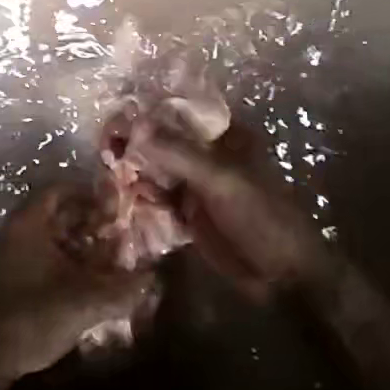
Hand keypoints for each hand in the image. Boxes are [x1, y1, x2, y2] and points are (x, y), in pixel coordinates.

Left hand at [0, 184, 156, 378]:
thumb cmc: (34, 314)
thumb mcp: (84, 301)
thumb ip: (122, 289)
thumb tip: (155, 276)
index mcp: (30, 222)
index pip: (61, 190)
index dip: (89, 194)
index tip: (116, 206)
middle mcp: (21, 230)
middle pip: (60, 213)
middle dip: (91, 220)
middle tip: (120, 231)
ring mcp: (17, 253)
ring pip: (56, 236)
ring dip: (84, 242)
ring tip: (114, 255)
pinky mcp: (19, 274)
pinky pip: (50, 255)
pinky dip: (72, 260)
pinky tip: (95, 277)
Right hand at [126, 117, 333, 299]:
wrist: (285, 278)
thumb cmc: (262, 218)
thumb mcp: (220, 180)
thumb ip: (177, 153)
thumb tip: (133, 126)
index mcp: (222, 135)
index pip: (177, 111)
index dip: (145, 110)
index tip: (114, 117)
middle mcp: (205, 153)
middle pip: (160, 138)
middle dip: (132, 141)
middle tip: (105, 149)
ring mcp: (195, 182)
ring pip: (154, 166)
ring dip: (131, 169)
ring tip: (107, 173)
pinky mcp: (187, 210)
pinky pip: (155, 195)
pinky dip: (137, 195)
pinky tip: (119, 197)